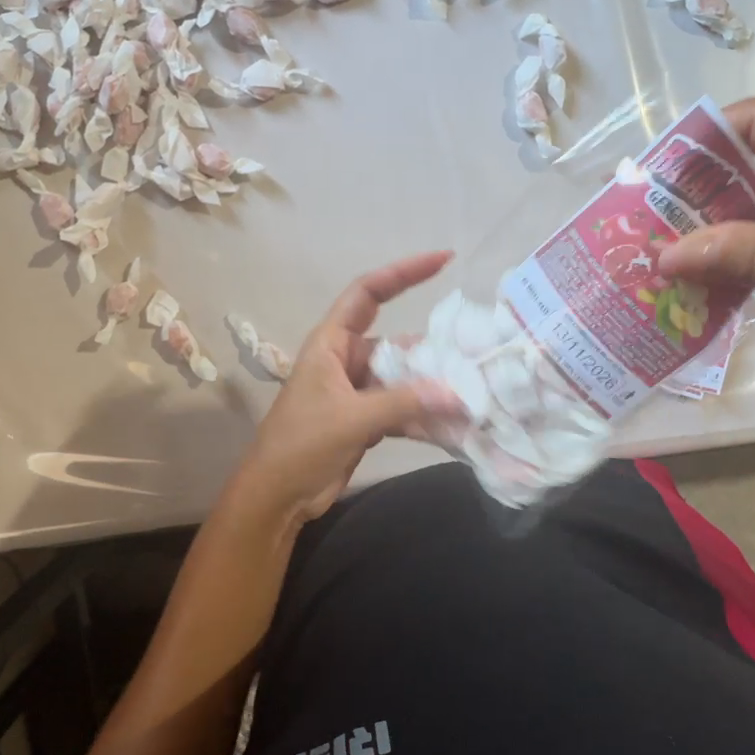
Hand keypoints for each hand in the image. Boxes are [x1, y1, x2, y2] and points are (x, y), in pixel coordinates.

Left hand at [232, 252, 465, 523]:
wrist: (277, 495)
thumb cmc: (301, 444)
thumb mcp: (352, 419)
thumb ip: (404, 403)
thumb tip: (456, 392)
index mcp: (331, 344)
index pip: (368, 293)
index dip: (403, 273)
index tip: (444, 260)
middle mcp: (345, 361)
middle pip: (396, 343)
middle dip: (432, 353)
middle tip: (476, 358)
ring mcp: (356, 392)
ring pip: (403, 381)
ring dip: (432, 391)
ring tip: (474, 397)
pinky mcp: (364, 421)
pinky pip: (402, 410)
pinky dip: (424, 418)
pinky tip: (455, 428)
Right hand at [659, 96, 754, 377]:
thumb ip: (751, 253)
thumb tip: (664, 256)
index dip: (695, 149)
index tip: (638, 185)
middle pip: (750, 164)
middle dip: (694, 198)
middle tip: (633, 231)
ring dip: (710, 233)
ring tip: (650, 258)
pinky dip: (736, 258)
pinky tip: (694, 279)